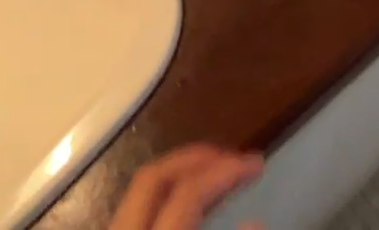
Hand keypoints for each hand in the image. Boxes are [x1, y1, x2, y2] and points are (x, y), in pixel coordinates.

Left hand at [109, 145, 264, 229]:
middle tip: (232, 156)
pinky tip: (184, 204)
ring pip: (140, 190)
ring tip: (214, 173)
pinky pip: (136, 209)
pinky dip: (164, 196)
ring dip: (178, 173)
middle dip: (196, 158)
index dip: (224, 171)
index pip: (186, 192)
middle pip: (153, 177)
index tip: (256, 163)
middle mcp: (122, 228)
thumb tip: (256, 221)